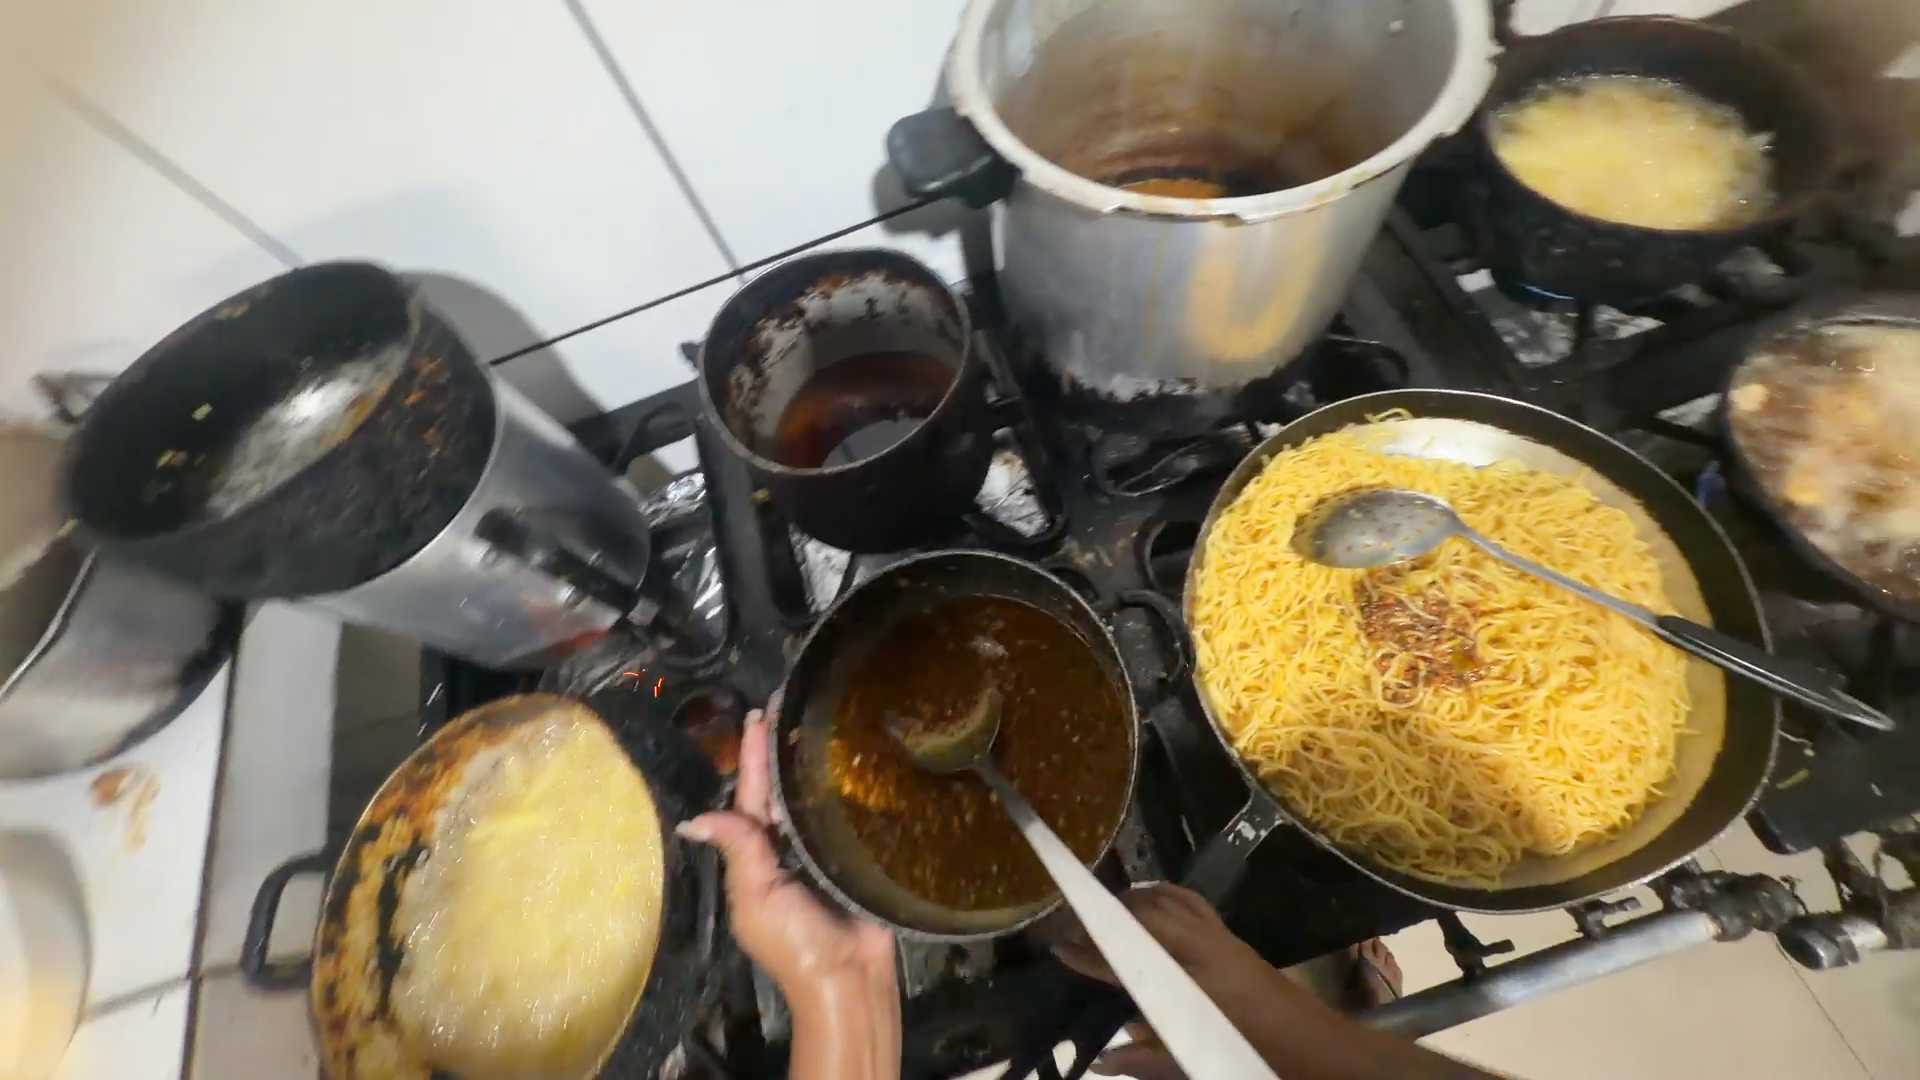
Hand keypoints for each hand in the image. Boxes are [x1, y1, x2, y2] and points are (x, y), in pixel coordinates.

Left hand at [677, 709, 896, 1002]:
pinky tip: (857, 754)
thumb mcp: (757, 897)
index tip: (758, 713)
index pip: (754, 791)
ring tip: (820, 716)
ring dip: (814, 756)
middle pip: (782, 784)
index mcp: (758, 850)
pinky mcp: (854, 847)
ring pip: (812, 791)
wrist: (850, 975)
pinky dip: (846, 781)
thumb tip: (694, 819)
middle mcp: (787, 841)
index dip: (754, 752)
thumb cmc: (796, 940)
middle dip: (782, 745)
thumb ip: (739, 851)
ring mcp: (821, 843)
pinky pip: (846, 807)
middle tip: (790, 701)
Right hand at [1053, 884, 1301, 1079]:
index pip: (1131, 958)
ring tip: (1103, 911)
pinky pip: (1186, 899)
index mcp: (1195, 979)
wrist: (1328, 1053)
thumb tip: (1103, 1062)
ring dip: (1129, 902)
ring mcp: (1218, 934)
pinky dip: (1159, 894)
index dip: (1092, 953)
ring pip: (1163, 900)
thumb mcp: (1206, 1063)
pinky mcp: (1229, 934)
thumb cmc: (1266, 1059)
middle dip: (1105, 917)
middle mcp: (1203, 945)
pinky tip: (1146, 900)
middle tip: (1075, 927)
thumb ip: (1151, 1062)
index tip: (1059, 947)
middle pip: (1143, 914)